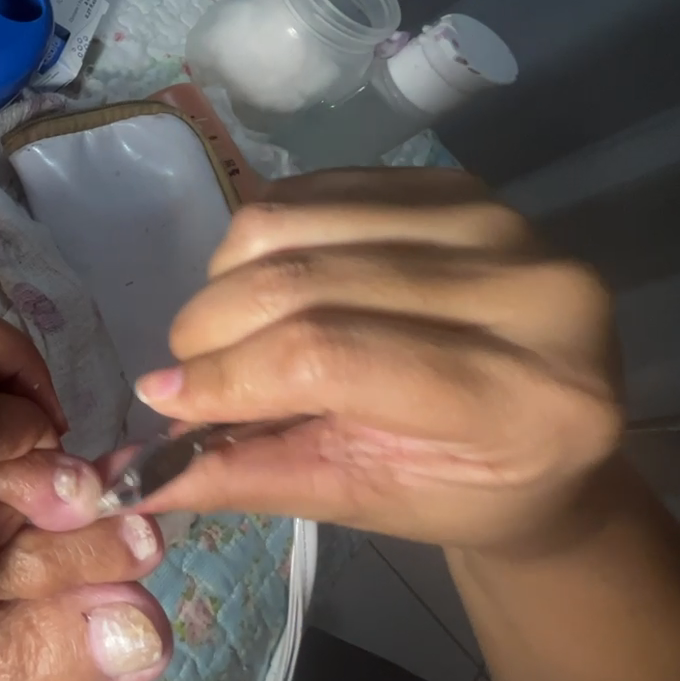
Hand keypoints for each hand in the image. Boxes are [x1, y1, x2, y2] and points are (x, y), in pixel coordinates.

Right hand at [134, 168, 624, 555]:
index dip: (225, 375)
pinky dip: (251, 242)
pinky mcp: (442, 183)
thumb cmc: (456, 480)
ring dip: (223, 280)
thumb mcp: (357, 496)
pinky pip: (297, 192)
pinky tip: (270, 282)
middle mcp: (525, 289)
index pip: (326, 359)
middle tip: (188, 367)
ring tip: (234, 325)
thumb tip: (139, 480)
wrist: (540, 421)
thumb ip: (248, 478)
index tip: (163, 397)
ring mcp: (485, 219)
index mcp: (525, 395)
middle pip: (295, 284)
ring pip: (283, 225)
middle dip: (208, 329)